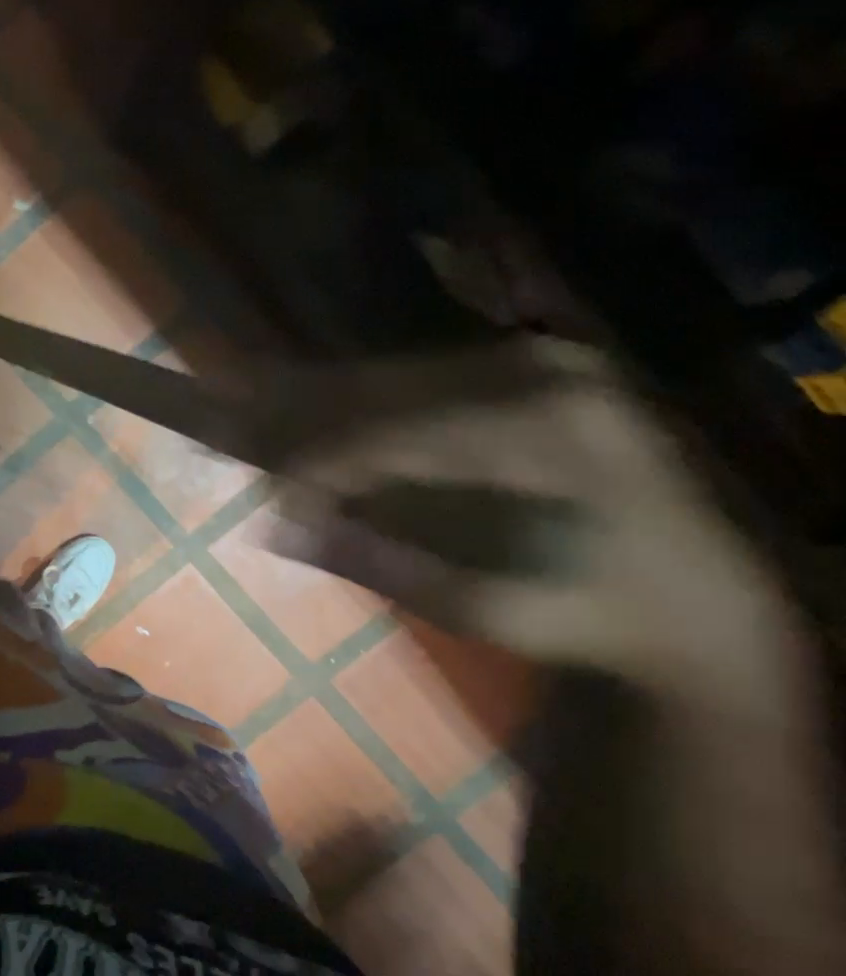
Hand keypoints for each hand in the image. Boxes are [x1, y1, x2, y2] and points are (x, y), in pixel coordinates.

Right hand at [267, 339, 790, 688]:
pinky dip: (371, 412)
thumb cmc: (595, 619)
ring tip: (293, 465)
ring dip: (334, 420)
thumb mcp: (483, 608)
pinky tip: (342, 443)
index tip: (274, 508)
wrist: (708, 604)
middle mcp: (544, 373)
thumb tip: (271, 530)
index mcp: (546, 432)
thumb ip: (376, 562)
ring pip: (395, 380)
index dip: (316, 472)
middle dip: (314, 439)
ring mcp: (544, 359)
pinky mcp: (535, 362)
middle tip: (272, 484)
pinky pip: (423, 380)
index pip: (389, 438)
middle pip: (386, 394)